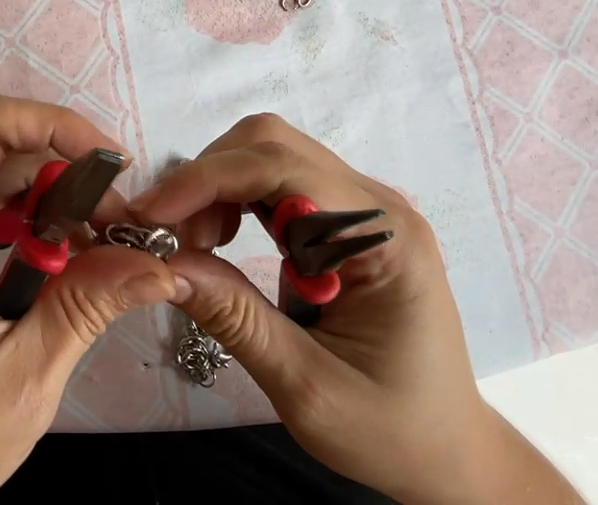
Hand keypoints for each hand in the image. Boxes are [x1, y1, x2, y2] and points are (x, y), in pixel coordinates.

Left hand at [0, 96, 176, 504]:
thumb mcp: (22, 379)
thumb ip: (87, 305)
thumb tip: (157, 263)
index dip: (55, 123)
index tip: (112, 164)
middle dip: (65, 169)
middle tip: (119, 224)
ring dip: (49, 195)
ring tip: (99, 244)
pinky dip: (23, 217)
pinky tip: (57, 256)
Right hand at [130, 114, 578, 504]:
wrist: (446, 453)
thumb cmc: (391, 431)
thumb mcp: (309, 390)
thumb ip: (237, 319)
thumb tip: (163, 263)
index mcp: (384, 239)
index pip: (283, 169)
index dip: (209, 179)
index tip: (151, 216)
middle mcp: (375, 207)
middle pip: (272, 144)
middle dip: (208, 178)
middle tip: (172, 237)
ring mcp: (359, 208)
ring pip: (266, 153)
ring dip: (215, 186)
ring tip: (193, 244)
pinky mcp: (340, 220)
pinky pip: (272, 181)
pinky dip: (230, 198)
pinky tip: (218, 239)